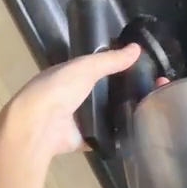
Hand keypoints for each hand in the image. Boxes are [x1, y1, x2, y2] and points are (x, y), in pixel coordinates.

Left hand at [0, 43, 142, 160]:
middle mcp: (69, 97)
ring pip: (101, 115)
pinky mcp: (80, 139)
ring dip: (117, 113)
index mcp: (66, 76)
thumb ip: (110, 60)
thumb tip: (138, 47)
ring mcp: (74, 120)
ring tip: (146, 109)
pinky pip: (100, 137)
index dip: (111, 67)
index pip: (92, 68)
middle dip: (118, 92)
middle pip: (98, 93)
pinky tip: (133, 132)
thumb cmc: (58, 89)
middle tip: (147, 90)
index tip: (136, 66)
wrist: (39, 125)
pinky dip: (113, 137)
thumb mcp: (86, 68)